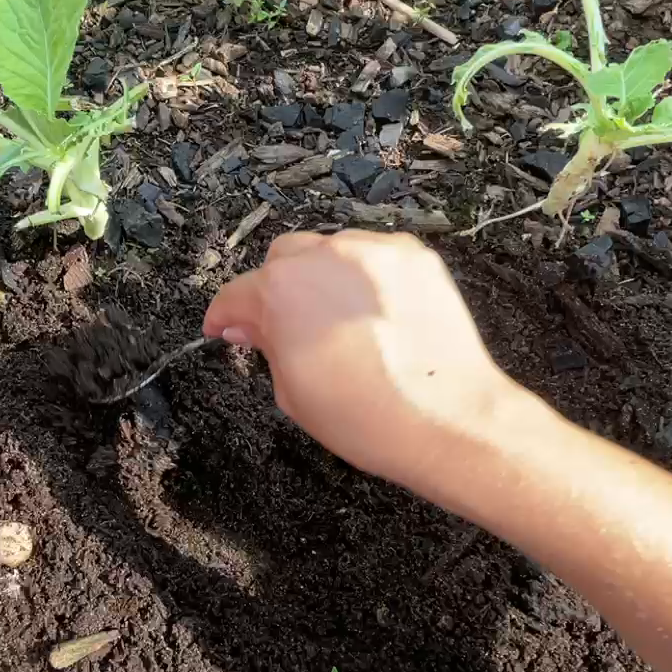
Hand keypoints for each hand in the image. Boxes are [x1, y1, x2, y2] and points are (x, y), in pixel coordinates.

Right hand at [203, 230, 543, 503]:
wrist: (447, 421)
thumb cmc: (366, 417)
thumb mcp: (291, 391)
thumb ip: (264, 345)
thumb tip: (247, 326)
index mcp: (281, 291)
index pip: (235, 293)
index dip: (224, 316)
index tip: (224, 327)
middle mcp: (324, 258)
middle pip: (280, 259)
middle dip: (273, 290)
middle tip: (282, 328)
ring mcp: (372, 251)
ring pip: (326, 249)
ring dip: (319, 277)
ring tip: (334, 320)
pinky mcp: (414, 256)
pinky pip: (371, 254)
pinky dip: (362, 276)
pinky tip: (370, 313)